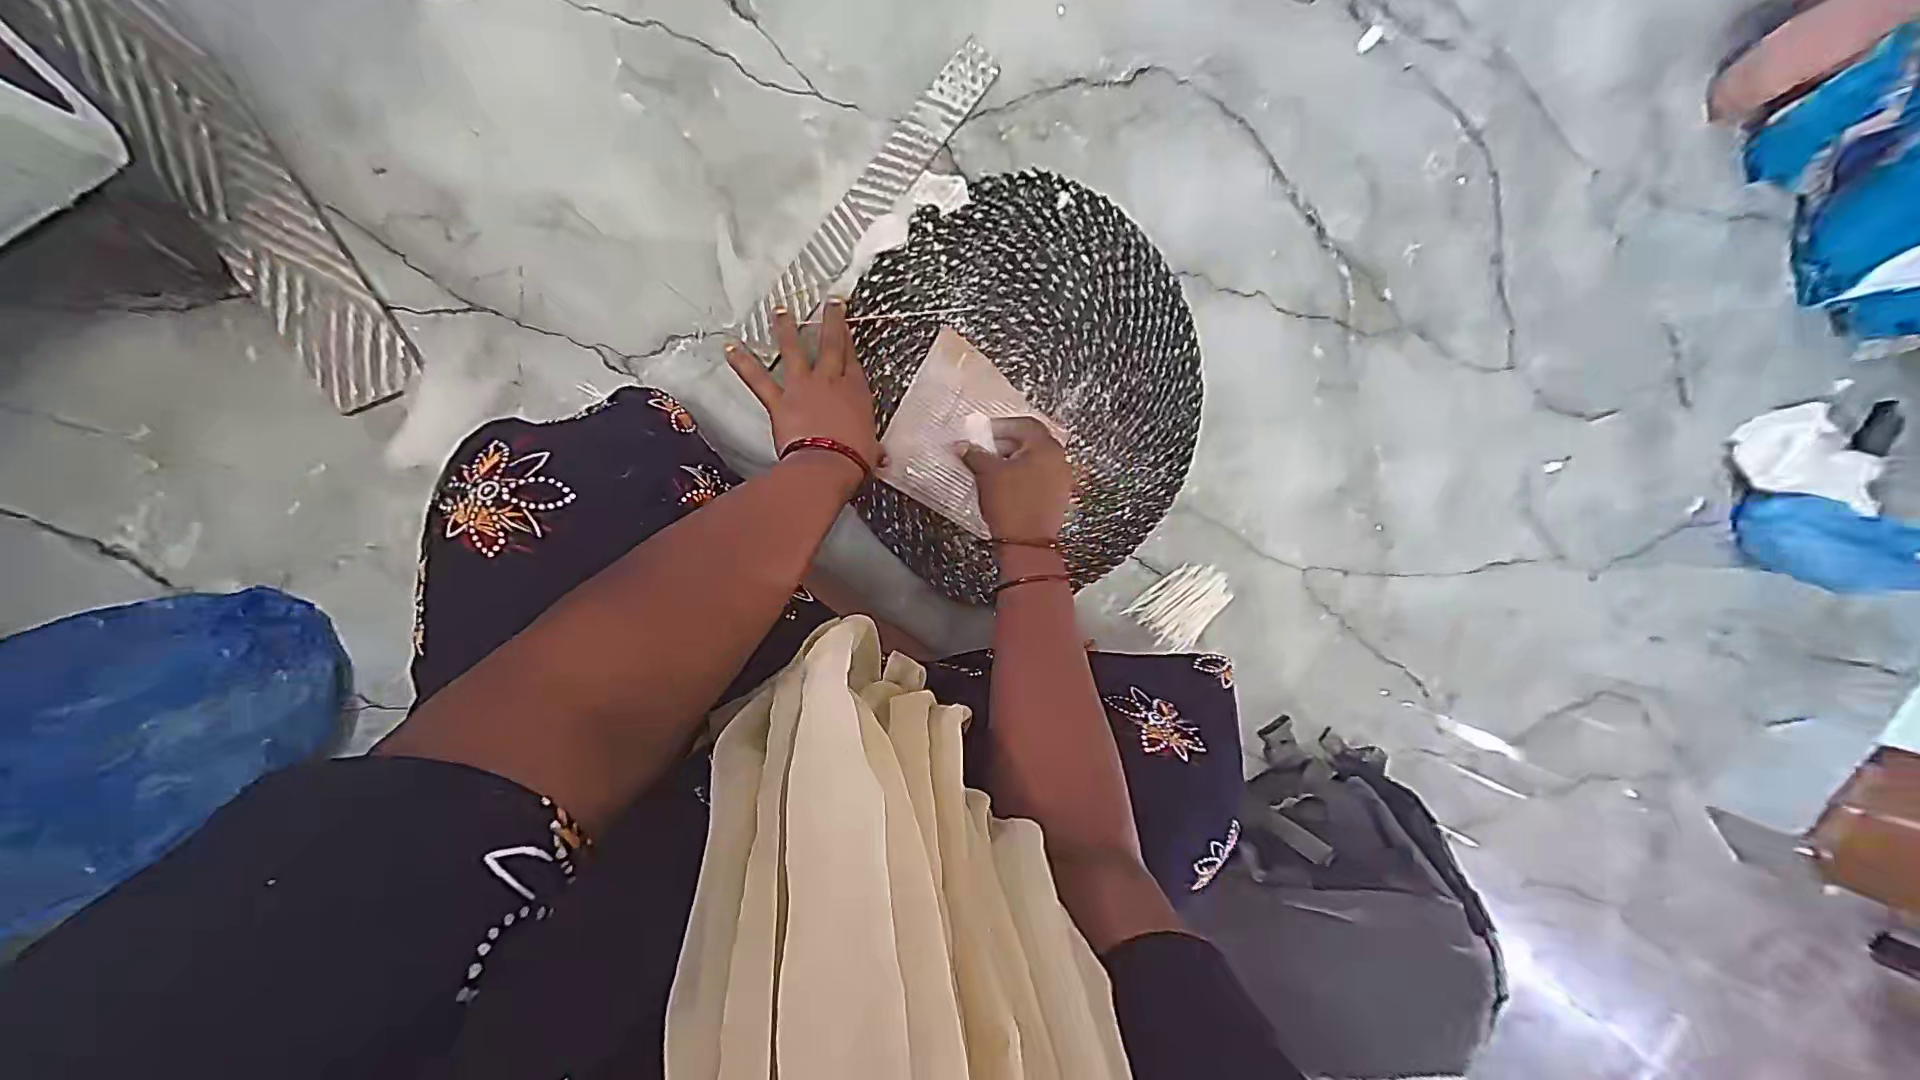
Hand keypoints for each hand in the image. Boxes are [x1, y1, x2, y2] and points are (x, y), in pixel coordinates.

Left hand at [725, 299, 883, 480]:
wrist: (829, 464)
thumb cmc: (854, 458)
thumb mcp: (871, 450)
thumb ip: (873, 447)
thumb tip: (880, 456)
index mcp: (856, 392)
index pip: (852, 359)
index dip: (849, 339)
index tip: (846, 324)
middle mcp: (830, 382)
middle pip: (831, 343)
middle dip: (830, 320)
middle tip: (828, 304)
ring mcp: (803, 388)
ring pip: (794, 350)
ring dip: (786, 329)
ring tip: (781, 311)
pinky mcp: (780, 401)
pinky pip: (759, 379)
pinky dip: (743, 363)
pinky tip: (731, 349)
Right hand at [961, 416, 1072, 541]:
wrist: (1027, 544)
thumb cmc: (1011, 505)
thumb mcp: (987, 473)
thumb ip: (974, 454)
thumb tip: (963, 446)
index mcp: (1045, 448)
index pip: (1025, 424)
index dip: (1002, 425)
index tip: (984, 431)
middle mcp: (1059, 460)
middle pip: (1031, 441)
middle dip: (1006, 443)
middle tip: (985, 449)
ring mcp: (1061, 480)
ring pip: (1035, 461)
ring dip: (1014, 460)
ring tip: (992, 469)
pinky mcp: (1057, 498)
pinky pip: (1039, 477)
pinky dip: (1022, 476)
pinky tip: (1005, 485)